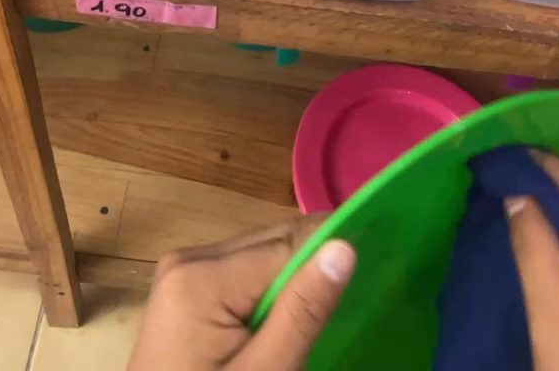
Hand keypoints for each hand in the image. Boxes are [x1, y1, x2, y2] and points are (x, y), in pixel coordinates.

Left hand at [128, 216, 354, 370]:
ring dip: (291, 277)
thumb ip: (302, 312)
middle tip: (360, 283)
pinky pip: (239, 272)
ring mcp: (181, 270)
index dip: (330, 249)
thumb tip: (345, 246)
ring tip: (327, 302)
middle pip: (270, 243)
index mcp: (200, 277)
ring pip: (258, 254)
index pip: (285, 245)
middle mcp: (188, 258)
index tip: (376, 255)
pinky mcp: (183, 287)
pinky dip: (267, 289)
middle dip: (311, 263)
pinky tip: (287, 314)